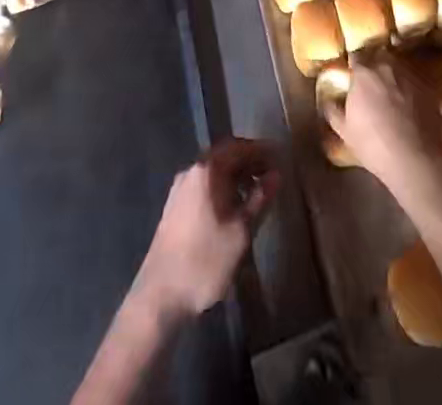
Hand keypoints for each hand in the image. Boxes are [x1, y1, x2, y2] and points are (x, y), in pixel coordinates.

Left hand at [135, 139, 278, 320]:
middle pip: (224, 155)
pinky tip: (235, 204)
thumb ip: (260, 198)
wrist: (161, 294)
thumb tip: (276, 174)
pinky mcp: (175, 207)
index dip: (261, 149)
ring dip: (236, 174)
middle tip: (272, 171)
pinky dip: (223, 186)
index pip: (238, 147)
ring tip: (259, 188)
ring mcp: (179, 189)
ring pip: (213, 171)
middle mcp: (191, 172)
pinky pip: (204, 185)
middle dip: (249, 160)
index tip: (281, 156)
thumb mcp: (241, 231)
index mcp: (207, 172)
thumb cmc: (205, 260)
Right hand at [323, 51, 441, 200]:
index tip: (352, 72)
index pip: (356, 56)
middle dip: (374, 64)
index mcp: (364, 74)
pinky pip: (415, 80)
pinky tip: (410, 102)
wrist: (414, 157)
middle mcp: (387, 67)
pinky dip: (410, 86)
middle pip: (379, 56)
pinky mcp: (429, 88)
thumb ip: (333, 110)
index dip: (354, 64)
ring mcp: (410, 76)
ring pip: (399, 66)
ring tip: (392, 89)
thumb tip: (327, 101)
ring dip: (393, 73)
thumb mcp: (344, 130)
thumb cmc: (372, 143)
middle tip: (371, 80)